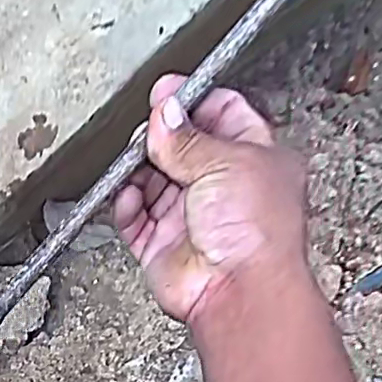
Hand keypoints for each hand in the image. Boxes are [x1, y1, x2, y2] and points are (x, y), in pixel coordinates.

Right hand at [113, 78, 313, 323]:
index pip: (220, 115)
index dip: (192, 102)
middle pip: (179, 149)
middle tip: (145, 131)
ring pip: (151, 183)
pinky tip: (127, 197)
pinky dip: (126, 207)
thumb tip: (164, 112)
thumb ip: (188, 138)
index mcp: (251, 157)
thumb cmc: (256, 230)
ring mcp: (186, 217)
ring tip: (131, 164)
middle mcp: (218, 187)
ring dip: (138, 171)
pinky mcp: (159, 245)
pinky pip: (133, 219)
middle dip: (159, 138)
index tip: (166, 93)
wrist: (236, 288)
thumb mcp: (227, 161)